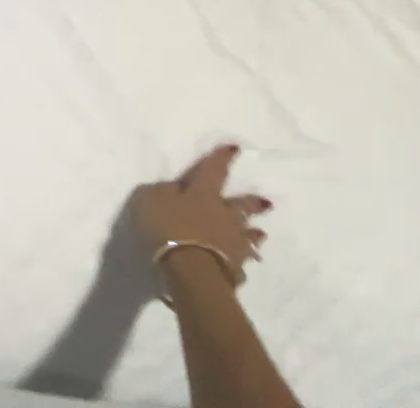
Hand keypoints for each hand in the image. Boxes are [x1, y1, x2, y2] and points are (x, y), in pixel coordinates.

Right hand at [133, 144, 270, 285]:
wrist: (190, 270)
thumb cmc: (168, 227)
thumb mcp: (151, 199)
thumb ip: (164, 191)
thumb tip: (175, 189)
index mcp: (204, 194)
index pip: (214, 170)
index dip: (223, 158)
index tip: (235, 148)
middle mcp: (224, 215)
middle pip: (242, 206)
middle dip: (253, 202)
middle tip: (268, 202)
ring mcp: (233, 243)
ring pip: (248, 235)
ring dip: (254, 233)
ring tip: (261, 233)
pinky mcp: (235, 269)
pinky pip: (240, 262)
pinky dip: (242, 260)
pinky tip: (243, 265)